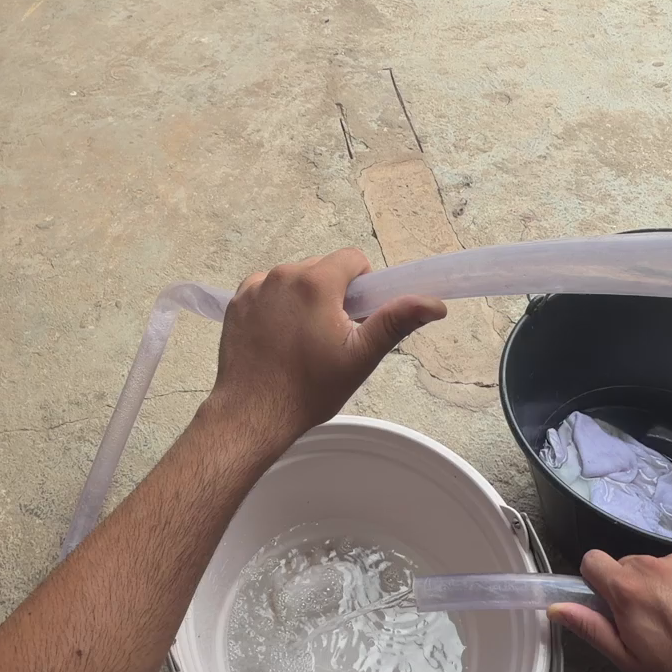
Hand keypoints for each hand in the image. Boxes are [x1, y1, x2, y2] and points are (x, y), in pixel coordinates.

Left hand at [203, 248, 444, 449]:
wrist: (253, 413)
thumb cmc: (309, 389)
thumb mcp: (360, 357)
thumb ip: (395, 321)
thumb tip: (435, 304)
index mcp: (315, 282)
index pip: (352, 258)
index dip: (362, 285)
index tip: (357, 316)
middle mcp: (282, 275)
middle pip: (322, 268)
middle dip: (333, 292)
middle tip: (331, 333)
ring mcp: (254, 287)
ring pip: (293, 278)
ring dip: (304, 298)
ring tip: (302, 338)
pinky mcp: (236, 302)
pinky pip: (266, 290)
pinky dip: (276, 304)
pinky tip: (278, 336)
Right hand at [547, 551, 671, 671]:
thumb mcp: (631, 660)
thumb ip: (591, 628)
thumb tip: (555, 608)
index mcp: (625, 588)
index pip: (591, 560)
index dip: (596, 581)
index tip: (612, 604)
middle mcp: (648, 565)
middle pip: (624, 565)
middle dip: (630, 587)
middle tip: (650, 619)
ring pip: (653, 566)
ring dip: (657, 584)